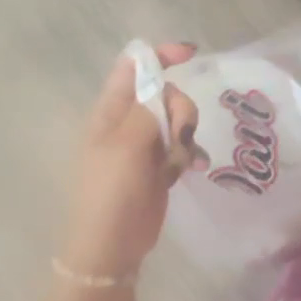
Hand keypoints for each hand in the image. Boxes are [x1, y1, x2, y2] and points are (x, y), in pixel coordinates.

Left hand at [61, 44, 200, 275]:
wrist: (111, 246)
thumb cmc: (111, 192)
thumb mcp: (126, 144)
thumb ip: (147, 109)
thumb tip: (163, 85)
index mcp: (110, 110)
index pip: (133, 67)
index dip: (160, 55)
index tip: (191, 55)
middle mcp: (127, 123)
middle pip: (164, 93)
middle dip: (178, 107)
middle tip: (178, 133)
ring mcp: (143, 146)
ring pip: (176, 120)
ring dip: (184, 135)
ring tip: (177, 161)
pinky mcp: (158, 168)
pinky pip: (181, 147)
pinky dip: (187, 155)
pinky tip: (188, 171)